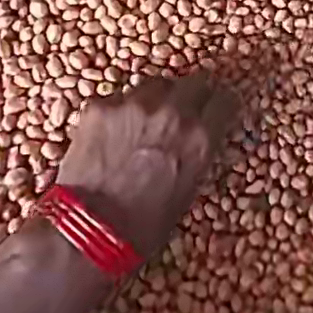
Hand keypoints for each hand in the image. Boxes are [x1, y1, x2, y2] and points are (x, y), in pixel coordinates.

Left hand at [52, 73, 238, 258]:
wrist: (88, 230)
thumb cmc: (142, 227)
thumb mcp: (186, 193)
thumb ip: (196, 156)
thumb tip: (196, 142)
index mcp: (199, 139)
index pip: (225, 101)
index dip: (221, 104)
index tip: (216, 107)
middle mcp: (172, 114)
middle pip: (195, 82)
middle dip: (193, 93)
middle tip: (185, 106)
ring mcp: (135, 105)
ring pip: (156, 85)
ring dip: (157, 98)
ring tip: (147, 119)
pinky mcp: (102, 105)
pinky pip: (120, 98)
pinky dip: (121, 111)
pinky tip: (114, 132)